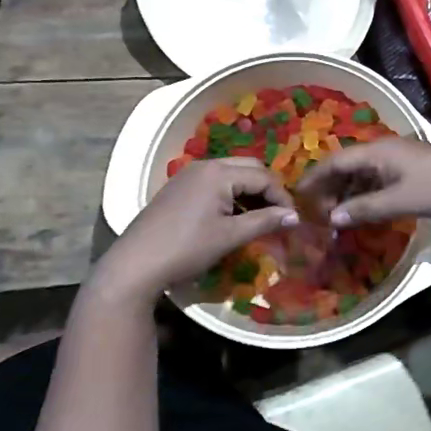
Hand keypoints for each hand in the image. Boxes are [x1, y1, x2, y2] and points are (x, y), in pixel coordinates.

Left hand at [102, 158, 298, 293]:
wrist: (135, 264)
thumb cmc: (187, 248)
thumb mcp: (230, 236)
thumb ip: (265, 221)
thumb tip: (295, 217)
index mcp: (219, 173)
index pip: (263, 177)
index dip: (282, 197)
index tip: (293, 220)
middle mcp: (205, 165)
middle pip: (249, 168)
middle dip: (268, 189)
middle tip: (278, 215)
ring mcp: (189, 175)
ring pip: (232, 173)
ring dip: (250, 191)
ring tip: (260, 218)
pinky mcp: (179, 187)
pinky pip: (215, 181)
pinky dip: (231, 194)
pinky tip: (233, 216)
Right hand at [295, 138, 430, 226]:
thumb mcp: (399, 201)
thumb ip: (365, 209)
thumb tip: (332, 218)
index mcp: (377, 151)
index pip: (335, 161)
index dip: (315, 178)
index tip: (298, 196)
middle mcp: (383, 149)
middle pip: (346, 166)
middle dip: (329, 188)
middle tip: (317, 213)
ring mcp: (397, 157)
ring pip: (361, 173)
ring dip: (347, 192)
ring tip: (336, 215)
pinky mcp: (408, 167)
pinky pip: (376, 178)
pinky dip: (364, 192)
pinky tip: (361, 209)